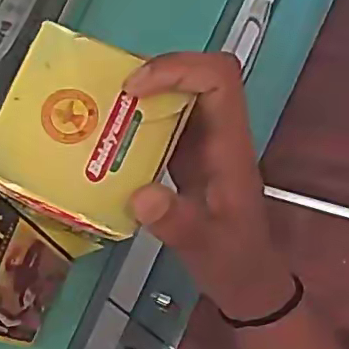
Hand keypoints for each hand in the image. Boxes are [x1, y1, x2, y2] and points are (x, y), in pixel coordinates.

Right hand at [124, 52, 295, 320]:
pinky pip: (164, 120)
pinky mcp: (186, 155)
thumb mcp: (205, 248)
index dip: (178, 69)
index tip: (134, 89)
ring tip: (102, 108)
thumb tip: (141, 195)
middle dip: (154, 74)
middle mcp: (218, 134)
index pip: (218, 78)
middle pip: (198, 74)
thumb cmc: (234, 261)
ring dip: (142, 93)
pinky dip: (136, 119)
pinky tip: (108, 136)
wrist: (246, 279)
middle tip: (110, 95)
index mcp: (229, 146)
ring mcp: (203, 143)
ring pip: (180, 93)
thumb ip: (178, 223)